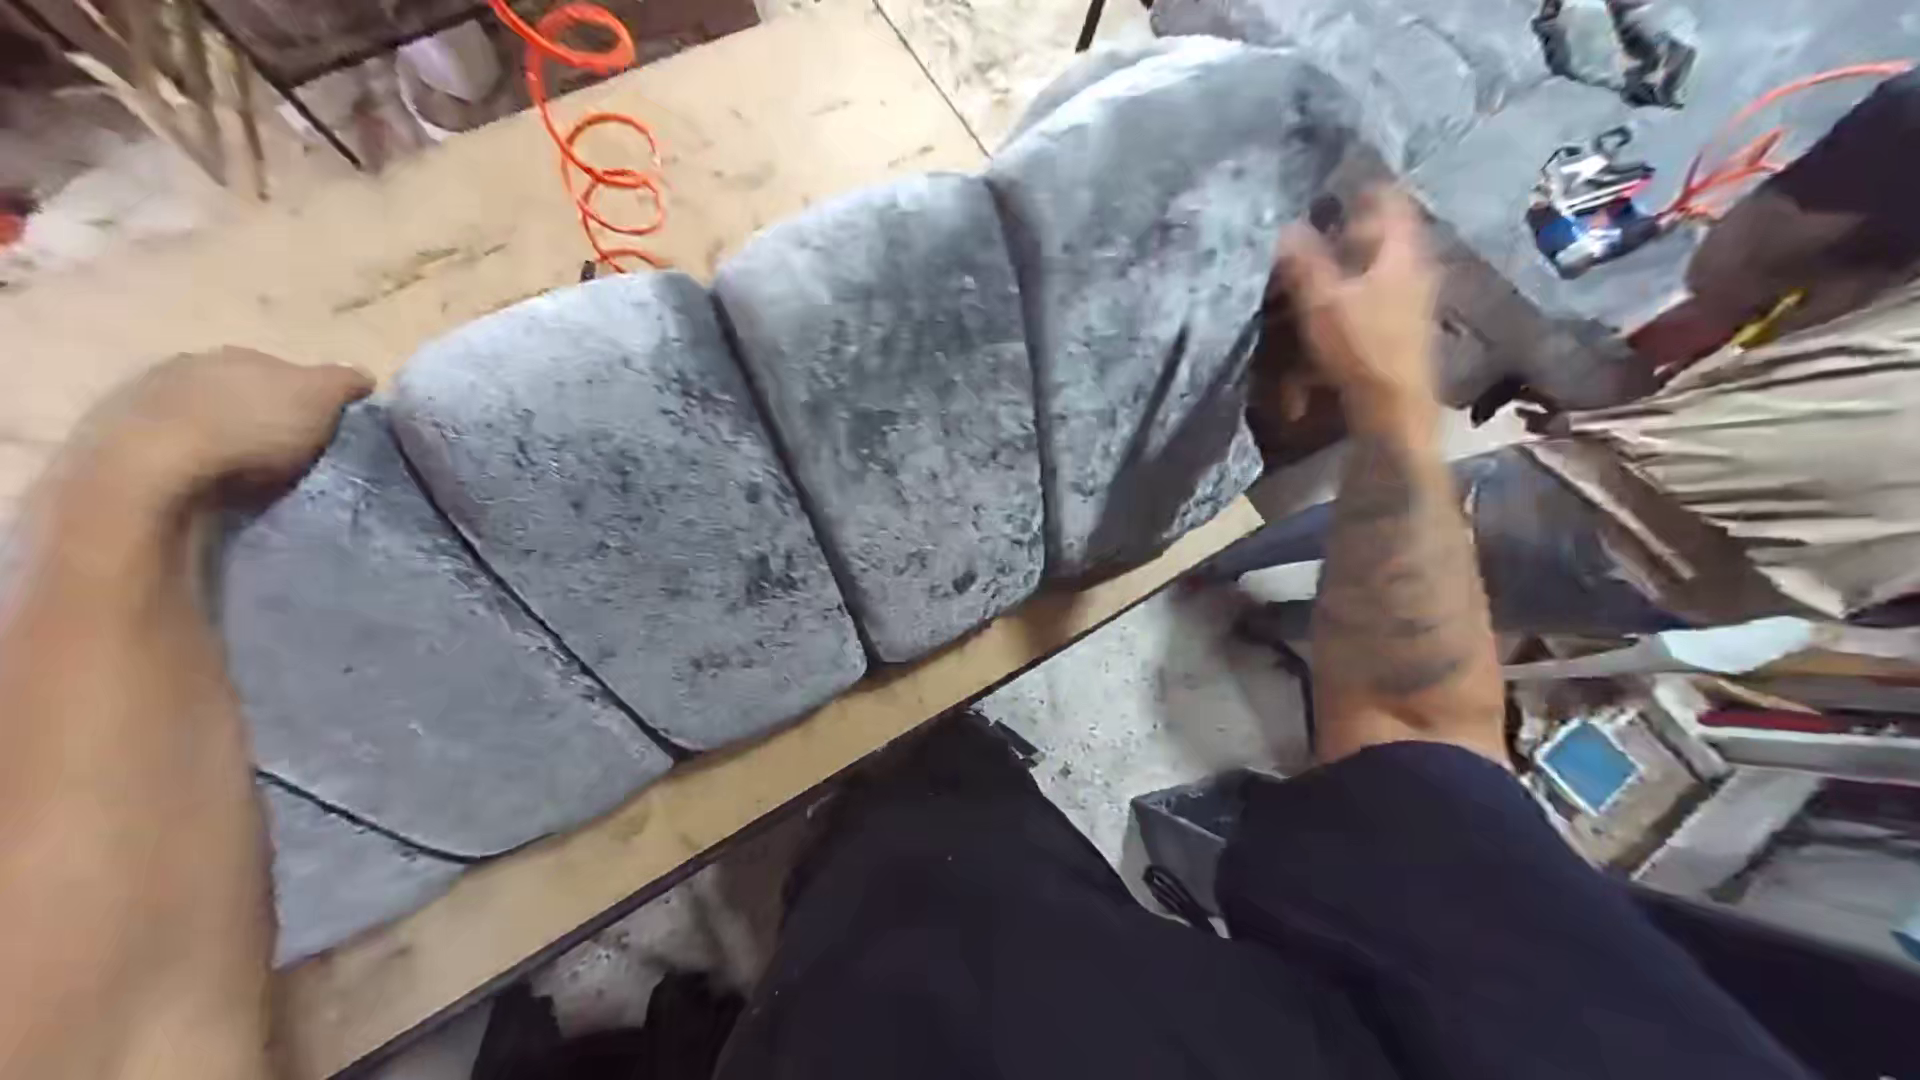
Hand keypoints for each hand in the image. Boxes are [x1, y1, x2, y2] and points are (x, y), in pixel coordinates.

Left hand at [66, 348, 372, 509]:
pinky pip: (175, 438)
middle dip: (266, 410)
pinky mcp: (119, 435)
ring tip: (252, 464)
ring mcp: (147, 397)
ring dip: (228, 430)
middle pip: (245, 388)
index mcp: (242, 354)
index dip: (312, 396)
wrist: (154, 470)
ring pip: (208, 411)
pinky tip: (212, 472)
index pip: (289, 370)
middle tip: (293, 445)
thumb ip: (343, 381)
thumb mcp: (319, 399)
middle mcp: (191, 363)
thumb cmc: (252, 429)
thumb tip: (362, 375)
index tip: (327, 425)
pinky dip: (196, 450)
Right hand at [1275, 188, 1439, 430]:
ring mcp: (1416, 294)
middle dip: (1352, 226)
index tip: (1331, 184)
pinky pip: (1381, 286)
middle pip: (1386, 231)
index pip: (1389, 198)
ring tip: (1321, 262)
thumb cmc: (1360, 347)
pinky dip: (1358, 283)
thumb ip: (1304, 264)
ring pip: (1383, 261)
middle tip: (1318, 224)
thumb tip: (1286, 227)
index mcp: (1401, 250)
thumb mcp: (1323, 303)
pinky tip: (1335, 299)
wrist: (1394, 403)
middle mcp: (1417, 264)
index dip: (1362, 186)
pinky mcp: (1406, 320)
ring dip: (1354, 258)